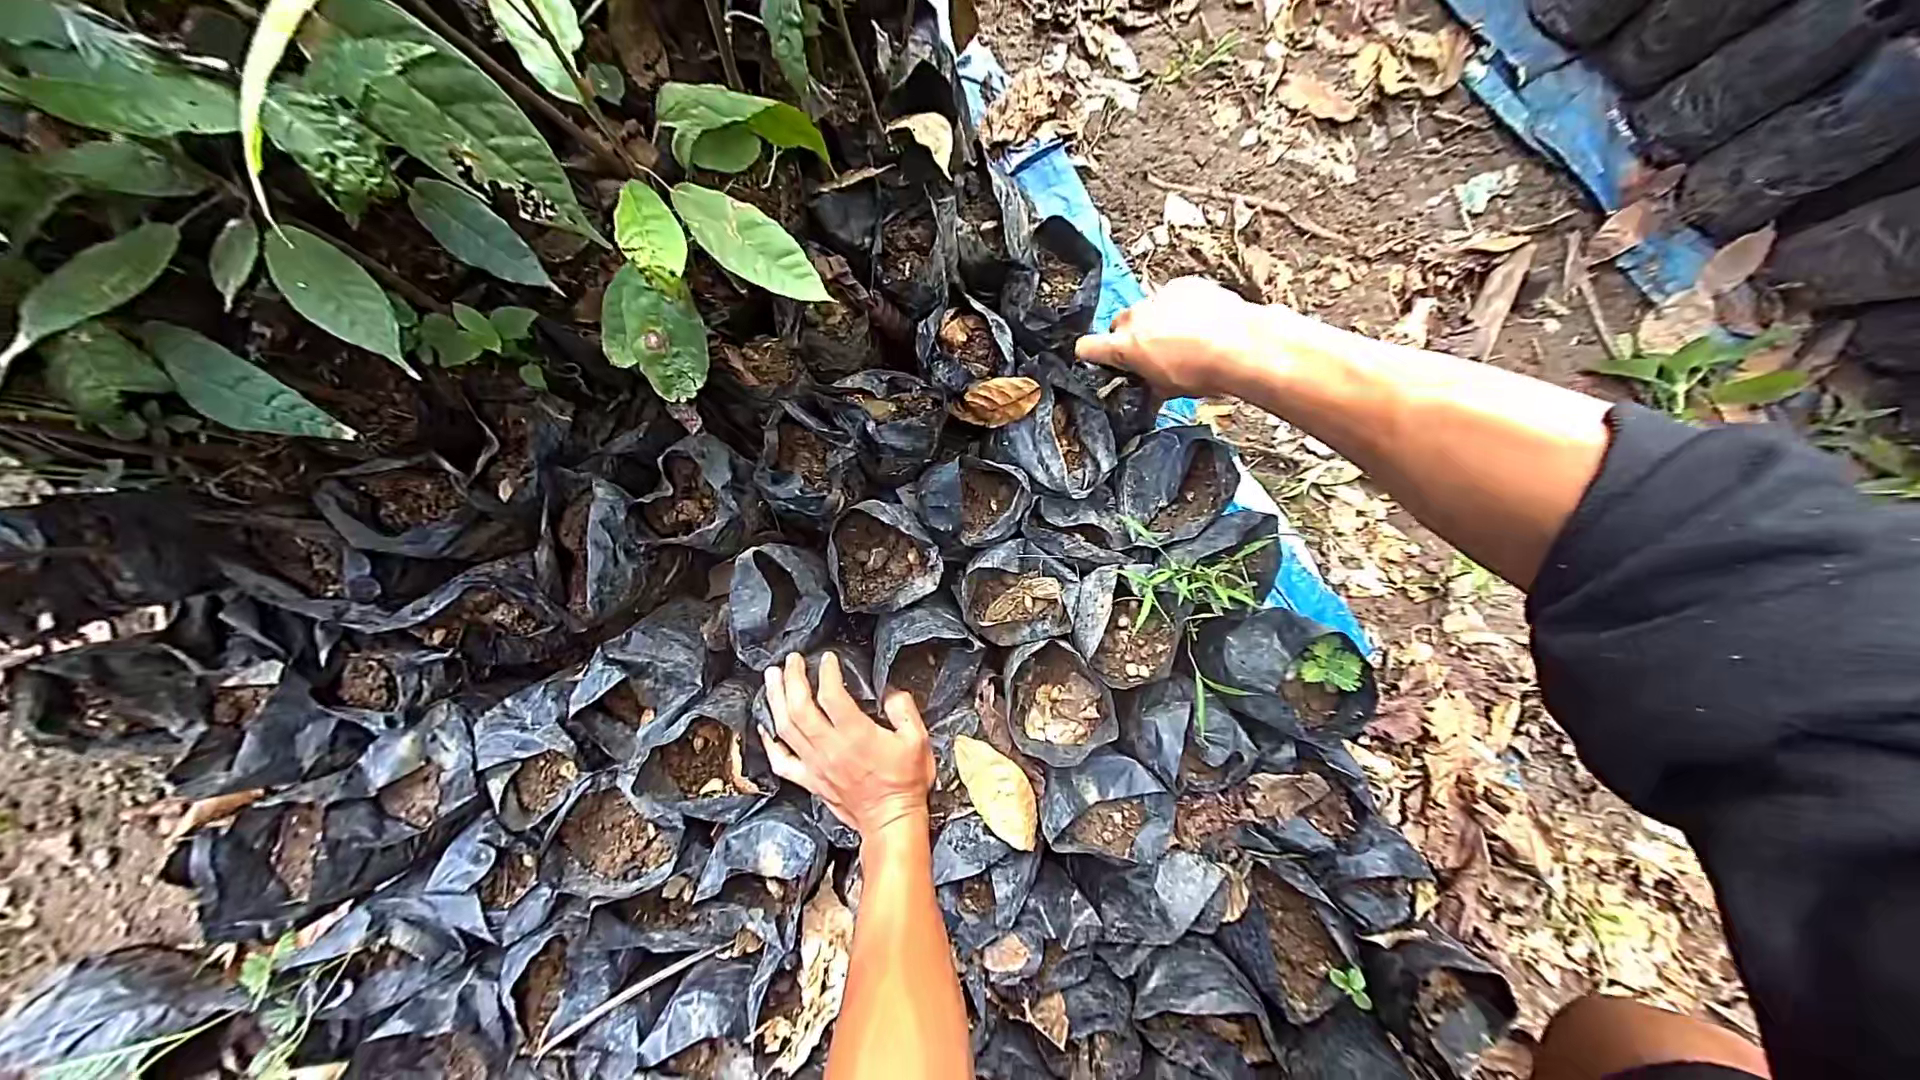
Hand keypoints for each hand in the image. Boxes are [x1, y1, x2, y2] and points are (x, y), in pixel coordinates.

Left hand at [761, 651, 934, 840]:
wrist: (891, 821)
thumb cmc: (904, 783)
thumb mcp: (918, 740)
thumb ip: (904, 710)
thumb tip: (891, 693)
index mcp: (856, 735)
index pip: (831, 695)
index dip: (827, 672)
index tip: (828, 659)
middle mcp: (830, 748)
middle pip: (800, 707)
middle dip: (793, 678)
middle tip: (792, 660)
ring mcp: (815, 765)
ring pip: (786, 728)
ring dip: (776, 700)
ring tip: (772, 678)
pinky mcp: (810, 780)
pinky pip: (781, 760)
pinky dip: (769, 742)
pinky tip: (765, 726)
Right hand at [1075, 276, 1283, 397]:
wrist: (1241, 345)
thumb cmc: (1203, 371)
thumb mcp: (1168, 390)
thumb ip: (1148, 383)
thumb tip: (1150, 390)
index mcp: (1125, 346)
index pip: (1087, 346)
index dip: (1090, 353)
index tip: (1098, 357)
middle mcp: (1136, 317)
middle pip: (1119, 324)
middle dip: (1130, 336)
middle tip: (1150, 352)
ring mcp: (1159, 297)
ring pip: (1147, 309)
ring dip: (1156, 321)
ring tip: (1181, 338)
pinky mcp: (1183, 284)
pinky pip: (1172, 296)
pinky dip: (1180, 307)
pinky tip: (1198, 322)